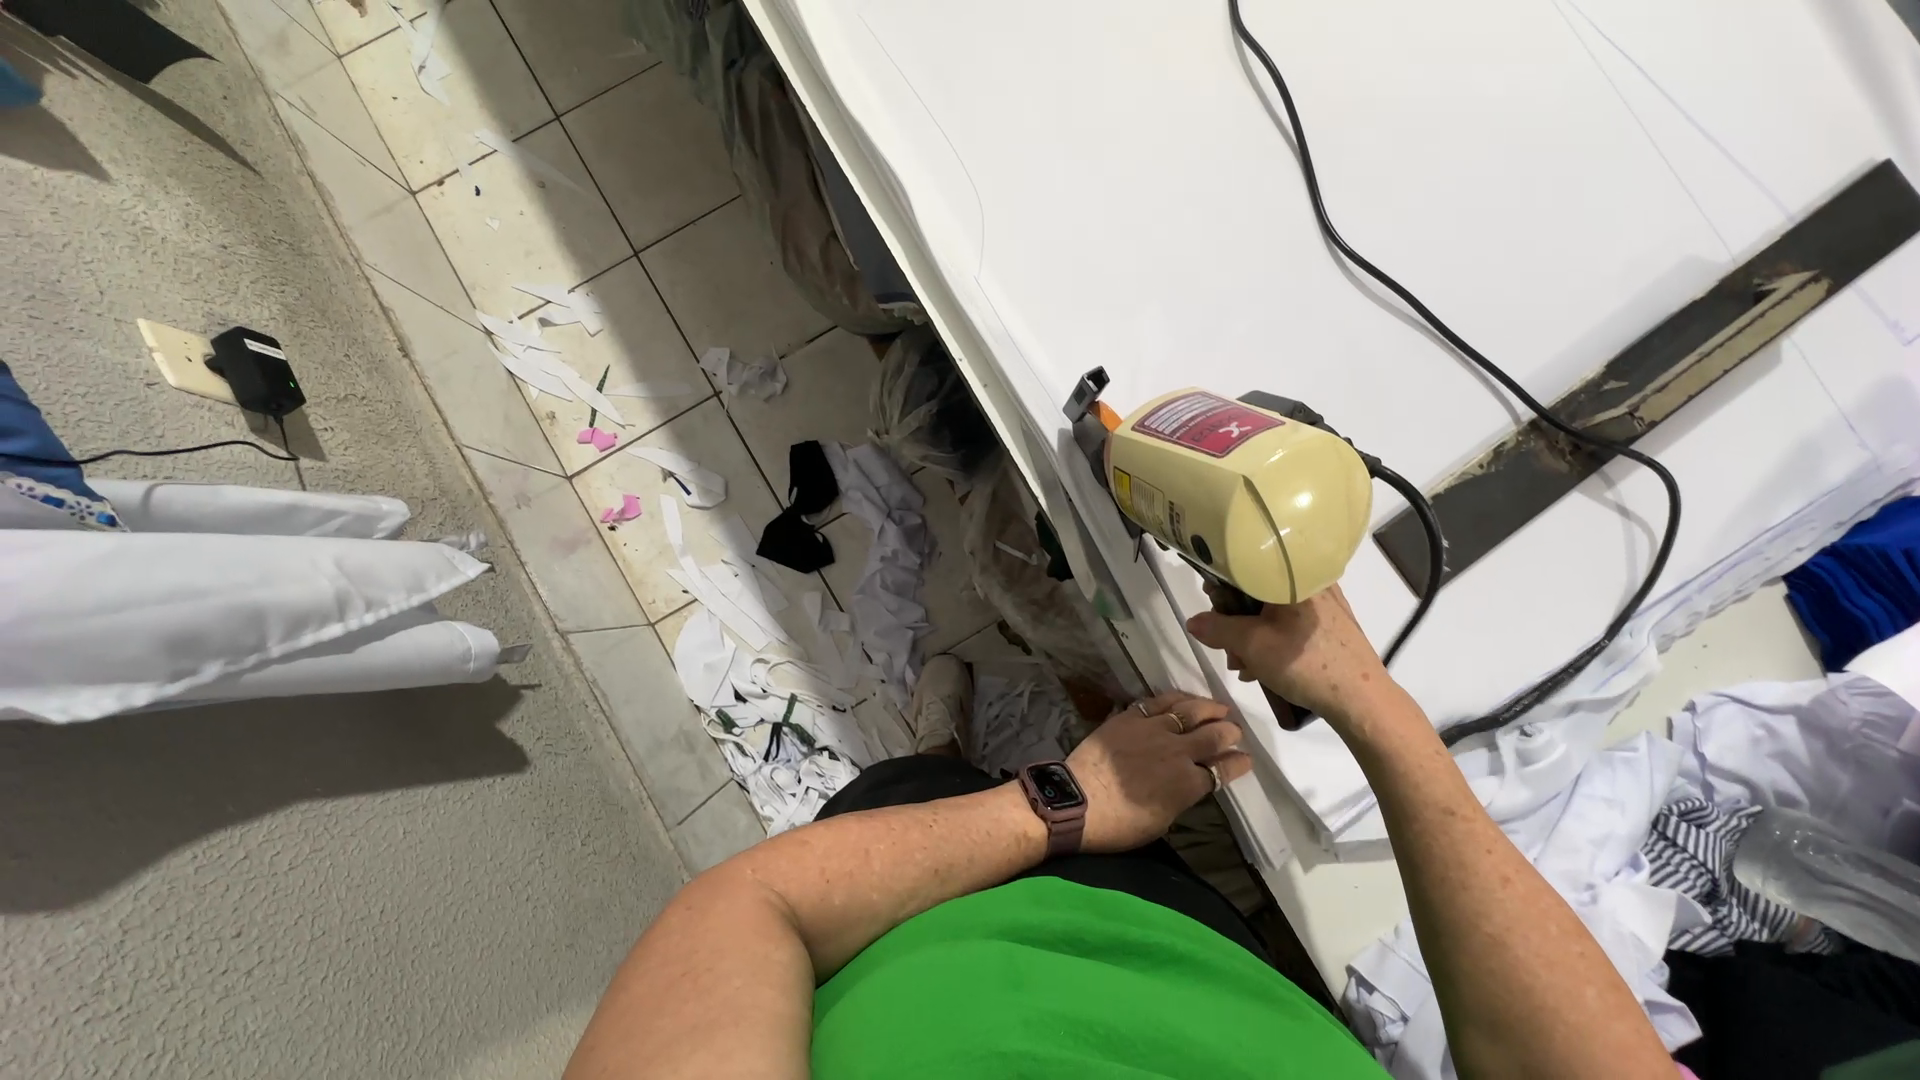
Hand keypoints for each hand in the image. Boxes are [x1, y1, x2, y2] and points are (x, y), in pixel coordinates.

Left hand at [1064, 691, 1251, 853]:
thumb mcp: (1162, 820)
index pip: (1222, 770)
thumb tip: (1189, 784)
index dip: (1237, 763)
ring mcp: (1154, 730)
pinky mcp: (1131, 717)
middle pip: (1213, 736)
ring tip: (1220, 707)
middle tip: (1236, 729)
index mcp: (1189, 784)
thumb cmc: (1120, 824)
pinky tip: (1184, 698)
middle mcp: (1178, 752)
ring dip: (1209, 708)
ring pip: (1190, 712)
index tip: (1246, 758)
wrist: (1079, 801)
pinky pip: (1159, 701)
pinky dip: (1176, 698)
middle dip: (1229, 732)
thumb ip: (1181, 797)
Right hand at [1186, 584, 1398, 728]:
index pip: (1246, 567)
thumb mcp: (1251, 645)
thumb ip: (1217, 629)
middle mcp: (1312, 581)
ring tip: (1245, 666)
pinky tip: (1265, 667)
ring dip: (1251, 635)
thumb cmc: (1305, 663)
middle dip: (1236, 621)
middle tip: (1229, 650)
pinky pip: (1291, 622)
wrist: (1361, 699)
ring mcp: (1325, 604)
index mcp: (1294, 576)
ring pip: (1273, 610)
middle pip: (1258, 591)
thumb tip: (1193, 622)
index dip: (1222, 587)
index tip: (1211, 610)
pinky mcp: (1332, 625)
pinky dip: (1273, 639)